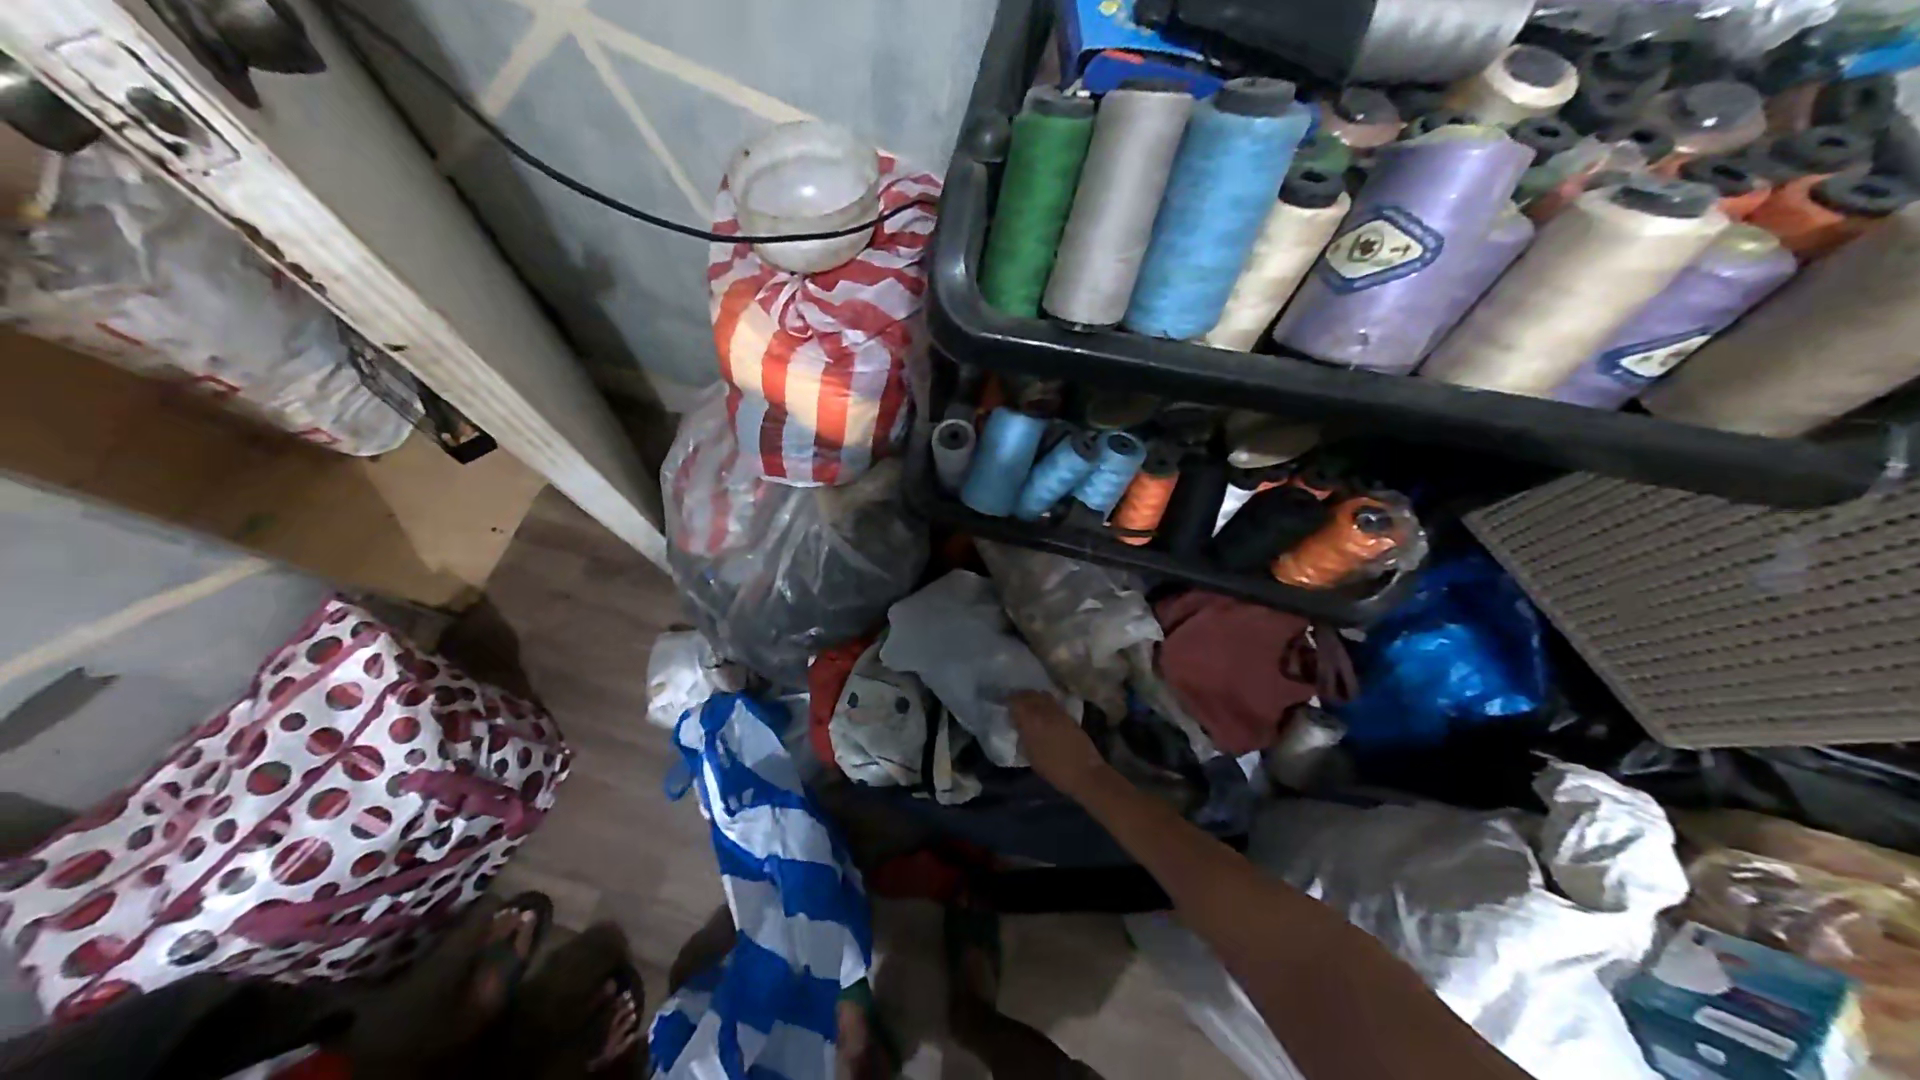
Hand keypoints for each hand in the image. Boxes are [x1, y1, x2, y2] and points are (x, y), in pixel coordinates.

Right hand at [1006, 691, 1108, 797]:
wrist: (1084, 772)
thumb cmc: (1054, 769)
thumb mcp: (1031, 756)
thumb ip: (1023, 736)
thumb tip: (1019, 725)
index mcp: (1031, 722)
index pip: (1015, 702)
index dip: (1008, 700)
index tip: (1003, 703)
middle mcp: (1044, 712)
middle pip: (1029, 694)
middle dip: (1019, 696)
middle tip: (1013, 701)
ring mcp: (1058, 712)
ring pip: (1042, 695)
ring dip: (1032, 696)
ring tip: (1028, 703)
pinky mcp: (1068, 715)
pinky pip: (1052, 702)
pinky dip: (1044, 701)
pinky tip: (1043, 709)